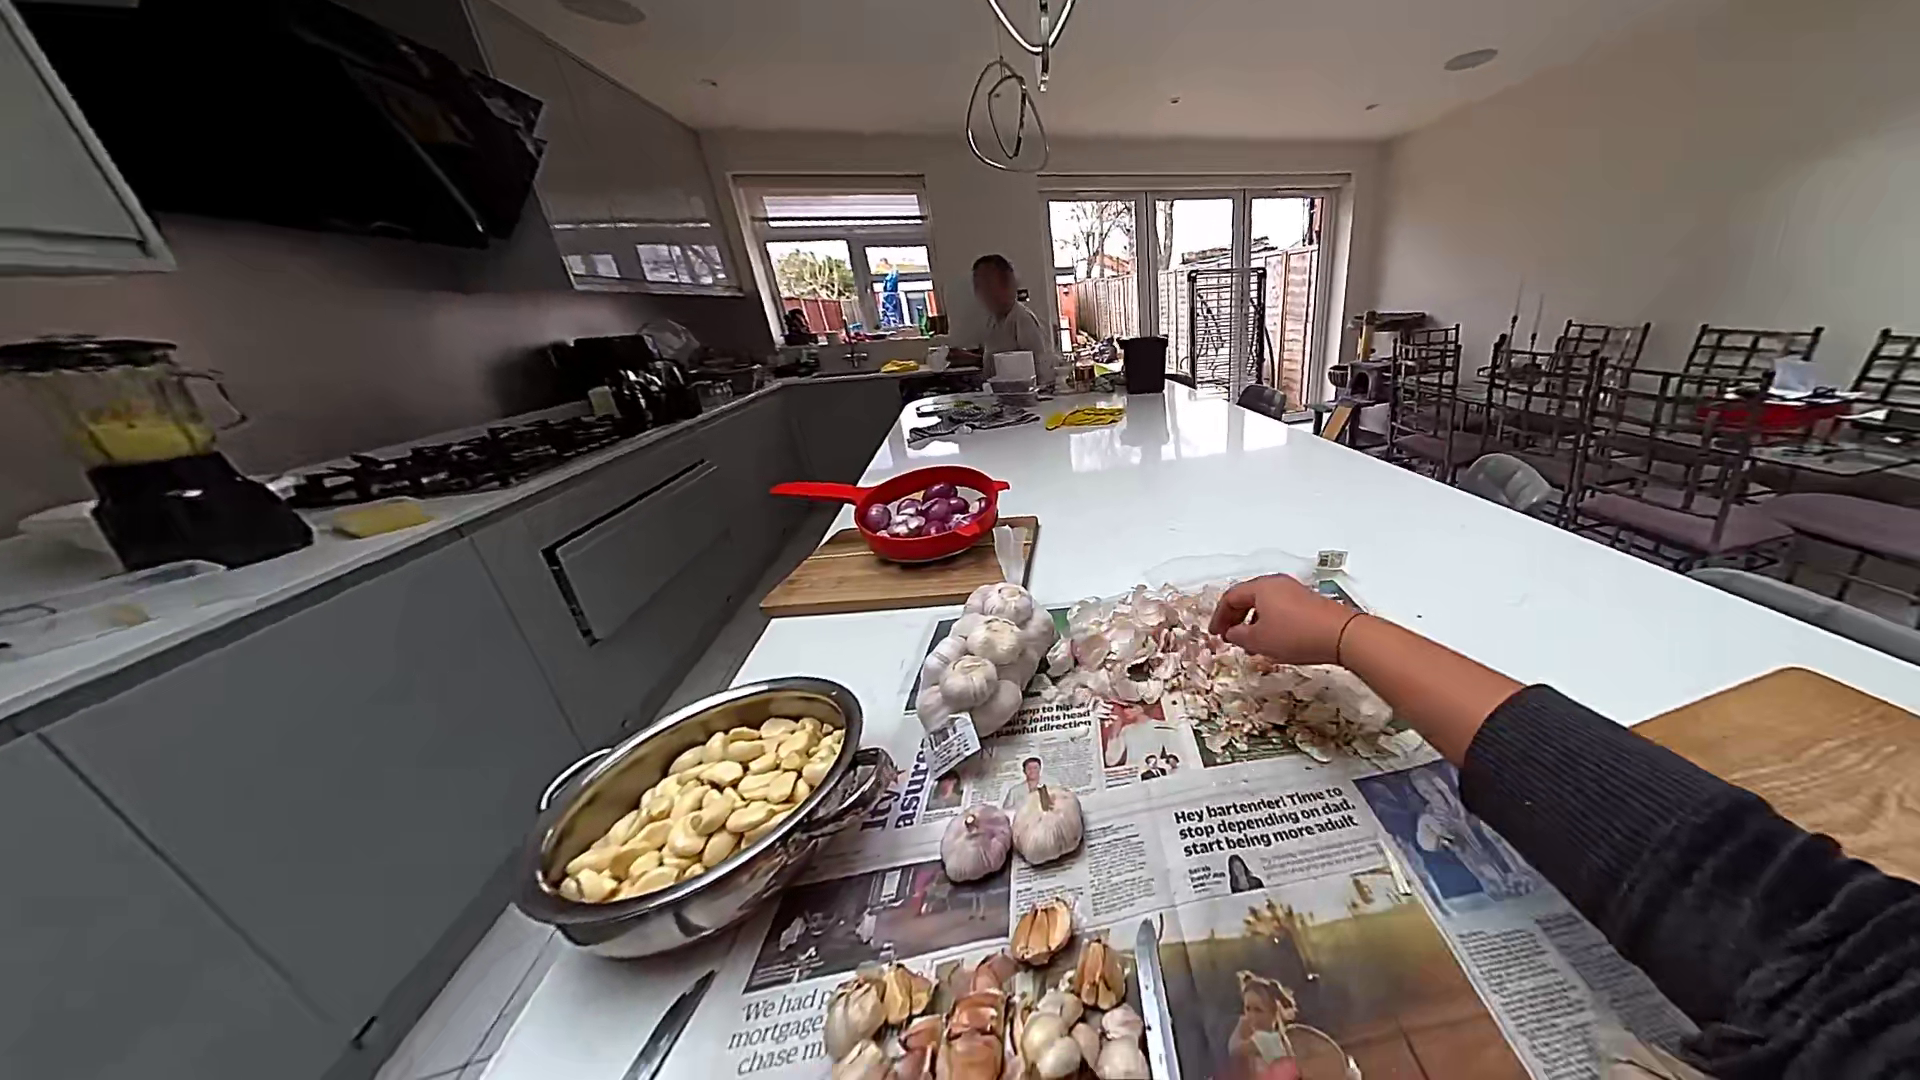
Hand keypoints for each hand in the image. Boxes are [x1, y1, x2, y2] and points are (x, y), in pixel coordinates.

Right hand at [1208, 574, 1358, 664]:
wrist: (1344, 636)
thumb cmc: (1296, 635)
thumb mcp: (1260, 640)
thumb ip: (1239, 636)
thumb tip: (1232, 633)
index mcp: (1260, 587)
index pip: (1230, 597)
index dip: (1219, 617)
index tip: (1215, 633)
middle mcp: (1276, 584)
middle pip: (1247, 598)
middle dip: (1235, 618)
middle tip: (1229, 636)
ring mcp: (1294, 591)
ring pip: (1264, 604)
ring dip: (1252, 622)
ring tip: (1250, 642)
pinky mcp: (1309, 602)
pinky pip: (1280, 608)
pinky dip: (1269, 622)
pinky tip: (1273, 639)